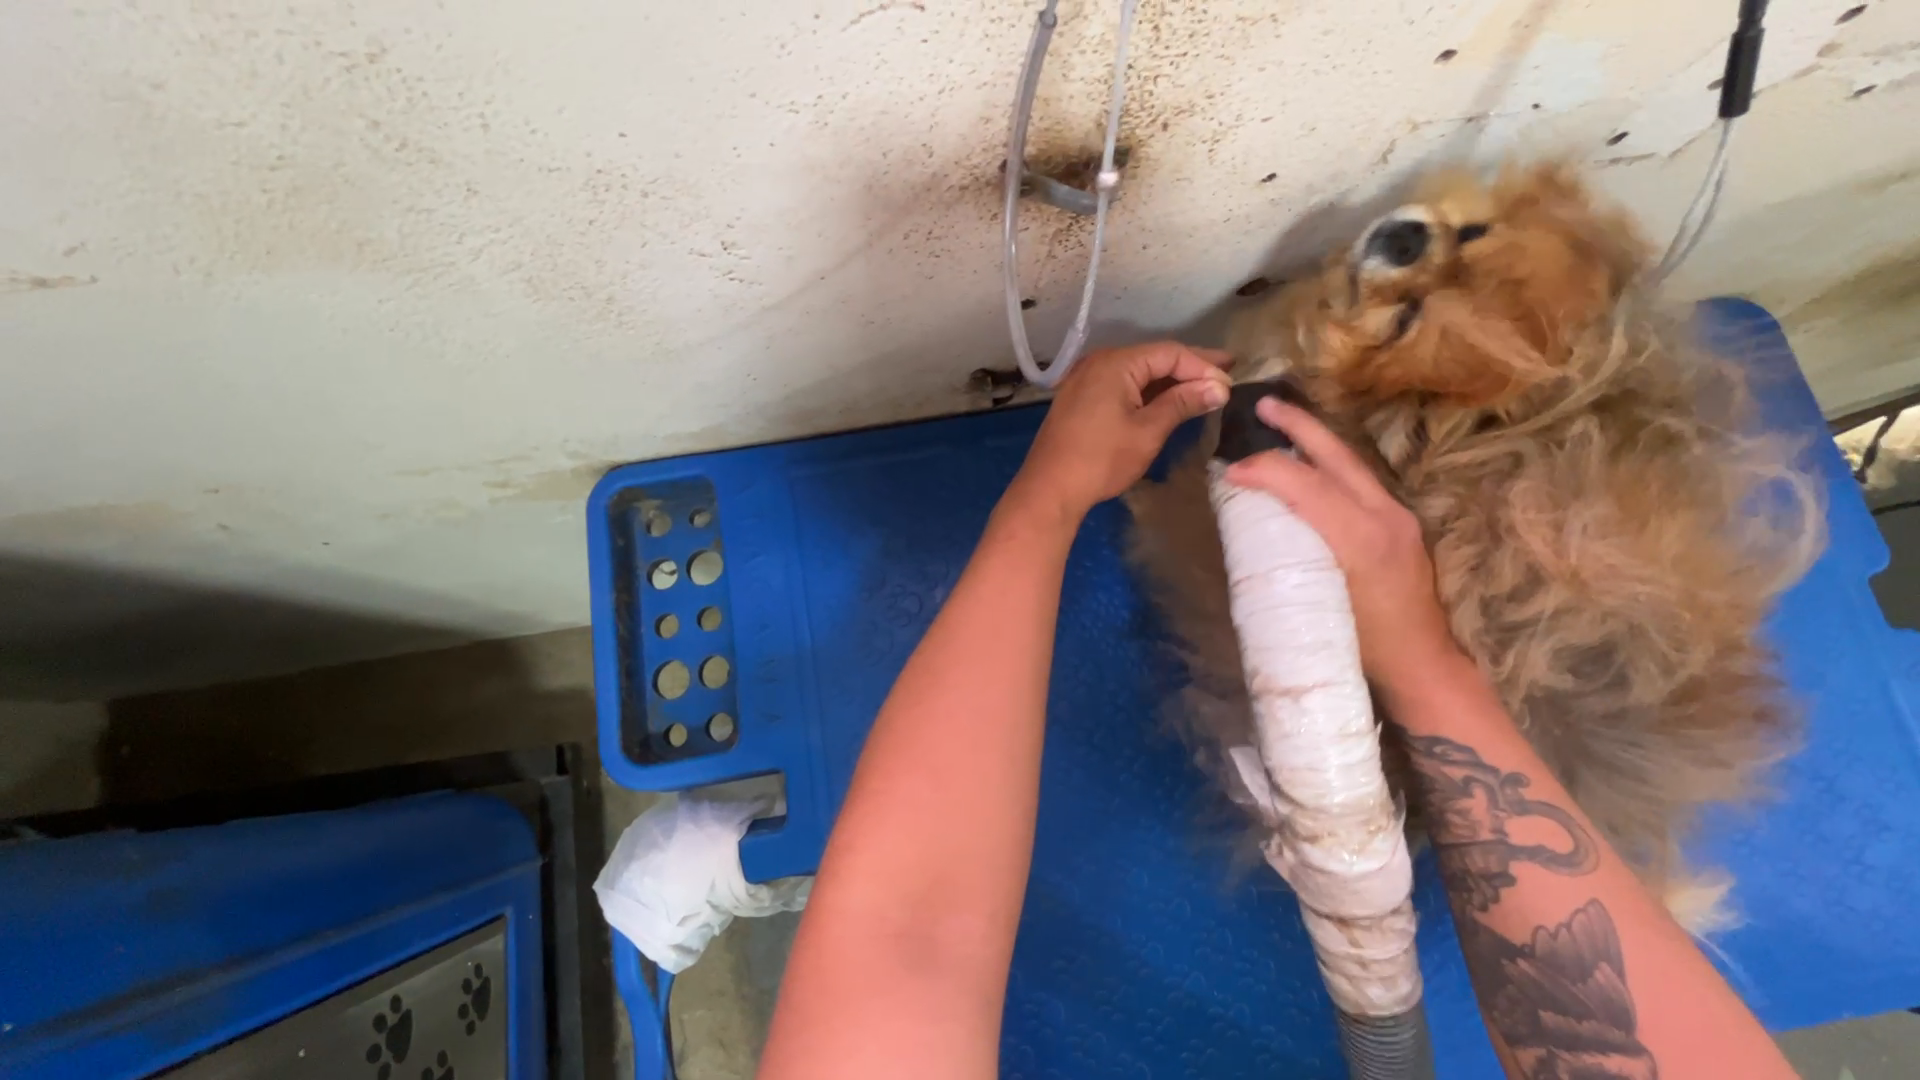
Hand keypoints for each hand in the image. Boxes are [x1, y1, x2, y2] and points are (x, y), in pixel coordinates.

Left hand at [1008, 342, 1232, 522]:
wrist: (1049, 488)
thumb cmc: (1100, 460)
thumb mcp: (1147, 431)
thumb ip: (1182, 404)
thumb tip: (1218, 388)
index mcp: (1115, 363)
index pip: (1170, 353)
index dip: (1202, 367)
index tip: (1229, 383)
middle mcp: (1098, 363)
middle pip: (1153, 358)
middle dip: (1190, 367)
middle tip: (1227, 370)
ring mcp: (1086, 380)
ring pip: (1137, 373)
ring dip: (1169, 380)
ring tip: (1204, 385)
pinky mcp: (1080, 399)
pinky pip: (1121, 385)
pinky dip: (1146, 391)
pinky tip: (1168, 399)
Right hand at [1223, 398, 1458, 685]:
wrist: (1423, 666)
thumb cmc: (1363, 647)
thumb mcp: (1313, 606)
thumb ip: (1284, 563)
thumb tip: (1249, 532)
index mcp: (1361, 537)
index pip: (1306, 484)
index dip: (1264, 470)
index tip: (1230, 471)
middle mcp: (1385, 516)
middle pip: (1336, 455)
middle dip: (1297, 425)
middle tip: (1262, 403)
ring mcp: (1398, 517)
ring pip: (1351, 463)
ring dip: (1314, 439)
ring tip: (1282, 423)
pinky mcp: (1400, 525)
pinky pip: (1358, 481)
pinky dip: (1328, 464)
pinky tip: (1309, 466)